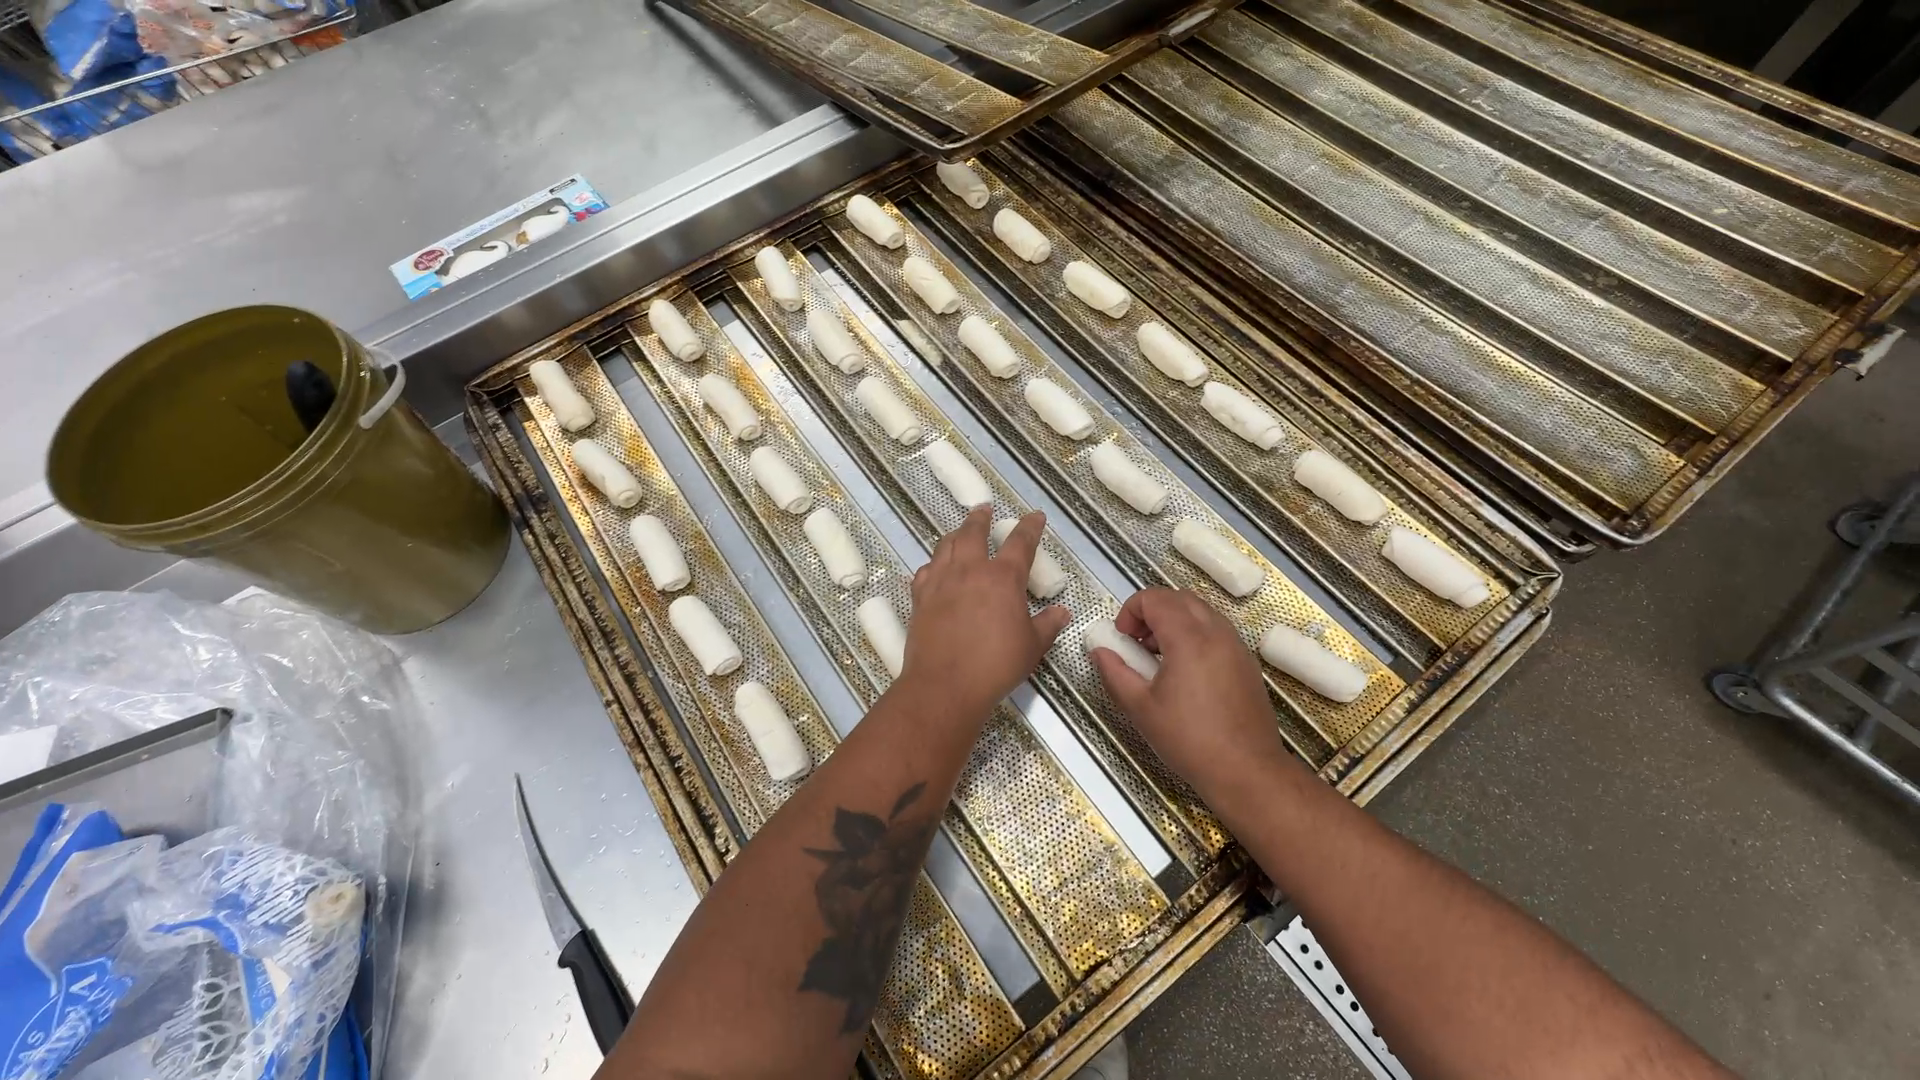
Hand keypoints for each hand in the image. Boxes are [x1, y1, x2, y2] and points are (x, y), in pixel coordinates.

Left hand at [900, 506, 1070, 720]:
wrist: (945, 685)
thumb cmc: (996, 665)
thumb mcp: (1032, 646)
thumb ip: (1047, 625)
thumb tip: (1062, 612)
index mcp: (1003, 578)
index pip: (1020, 542)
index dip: (1030, 527)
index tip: (1035, 516)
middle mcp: (970, 571)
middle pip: (973, 532)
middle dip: (981, 518)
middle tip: (984, 509)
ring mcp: (940, 582)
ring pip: (945, 545)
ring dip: (955, 534)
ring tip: (959, 532)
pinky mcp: (920, 597)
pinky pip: (925, 570)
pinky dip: (934, 564)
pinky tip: (935, 568)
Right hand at [1089, 587, 1293, 801]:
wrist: (1246, 770)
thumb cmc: (1189, 740)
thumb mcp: (1140, 708)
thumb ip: (1115, 673)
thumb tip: (1100, 652)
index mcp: (1189, 638)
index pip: (1155, 599)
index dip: (1130, 611)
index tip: (1122, 639)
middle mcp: (1216, 632)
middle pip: (1179, 597)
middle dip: (1152, 611)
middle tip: (1137, 644)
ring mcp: (1236, 645)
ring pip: (1201, 611)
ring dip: (1174, 621)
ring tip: (1159, 657)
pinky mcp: (1246, 662)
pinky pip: (1217, 630)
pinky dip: (1195, 634)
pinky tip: (1185, 671)